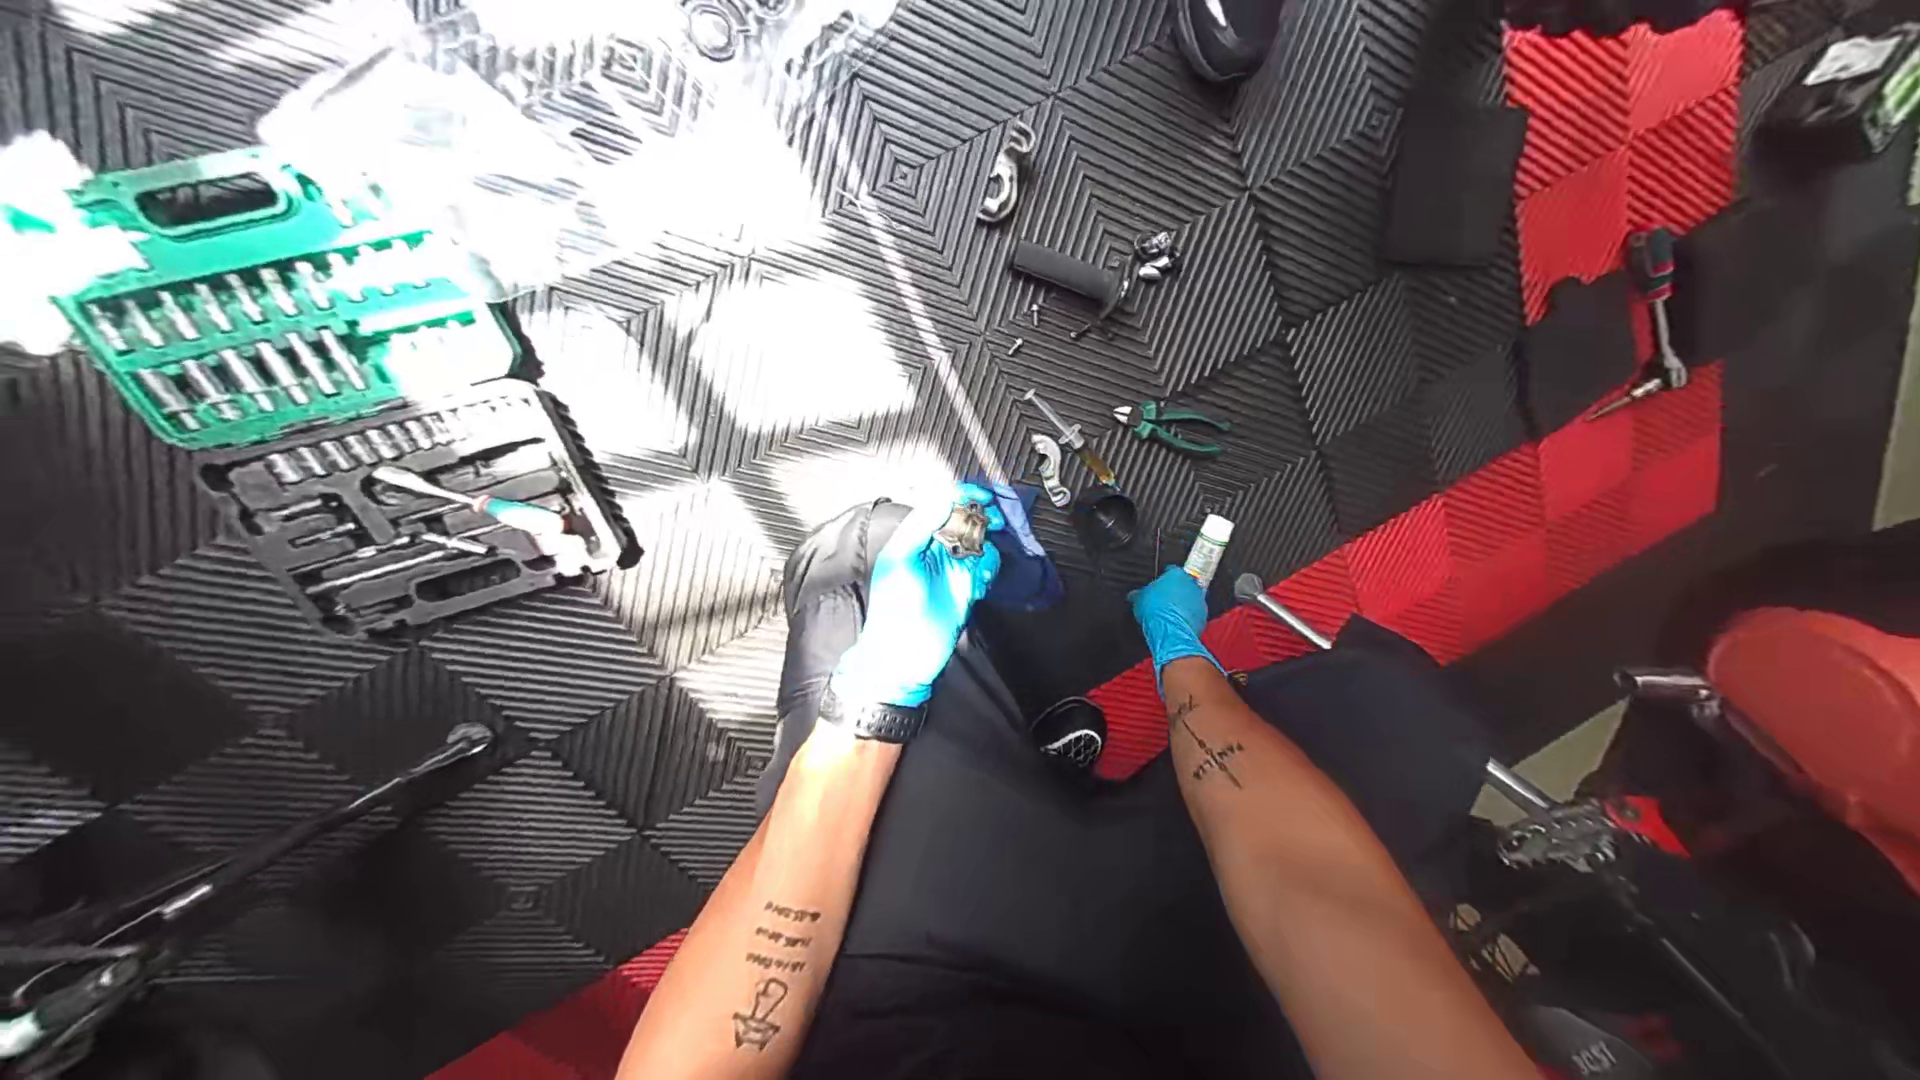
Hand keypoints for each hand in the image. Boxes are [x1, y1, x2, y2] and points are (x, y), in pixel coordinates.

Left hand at [830, 484, 1005, 706]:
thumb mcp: (900, 559)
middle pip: (966, 519)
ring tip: (981, 557)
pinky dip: (990, 566)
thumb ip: (921, 525)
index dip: (963, 495)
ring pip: (981, 541)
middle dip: (981, 517)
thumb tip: (944, 498)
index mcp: (915, 537)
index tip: (982, 495)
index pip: (942, 504)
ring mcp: (953, 568)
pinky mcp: (968, 587)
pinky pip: (987, 566)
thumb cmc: (893, 611)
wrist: (903, 657)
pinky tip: (980, 578)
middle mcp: (936, 549)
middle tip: (992, 522)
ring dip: (987, 544)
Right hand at [1129, 565, 1222, 684]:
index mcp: (1176, 574)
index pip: (1170, 570)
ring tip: (1169, 613)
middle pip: (1184, 584)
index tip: (1159, 584)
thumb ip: (1138, 594)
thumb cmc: (1156, 612)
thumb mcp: (1138, 599)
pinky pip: (1195, 613)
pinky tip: (1176, 623)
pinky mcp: (1204, 616)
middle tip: (1164, 599)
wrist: (1170, 632)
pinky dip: (1188, 617)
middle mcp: (1191, 584)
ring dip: (1183, 604)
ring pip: (1191, 599)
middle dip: (1175, 591)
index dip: (1163, 578)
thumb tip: (1134, 596)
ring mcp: (1200, 600)